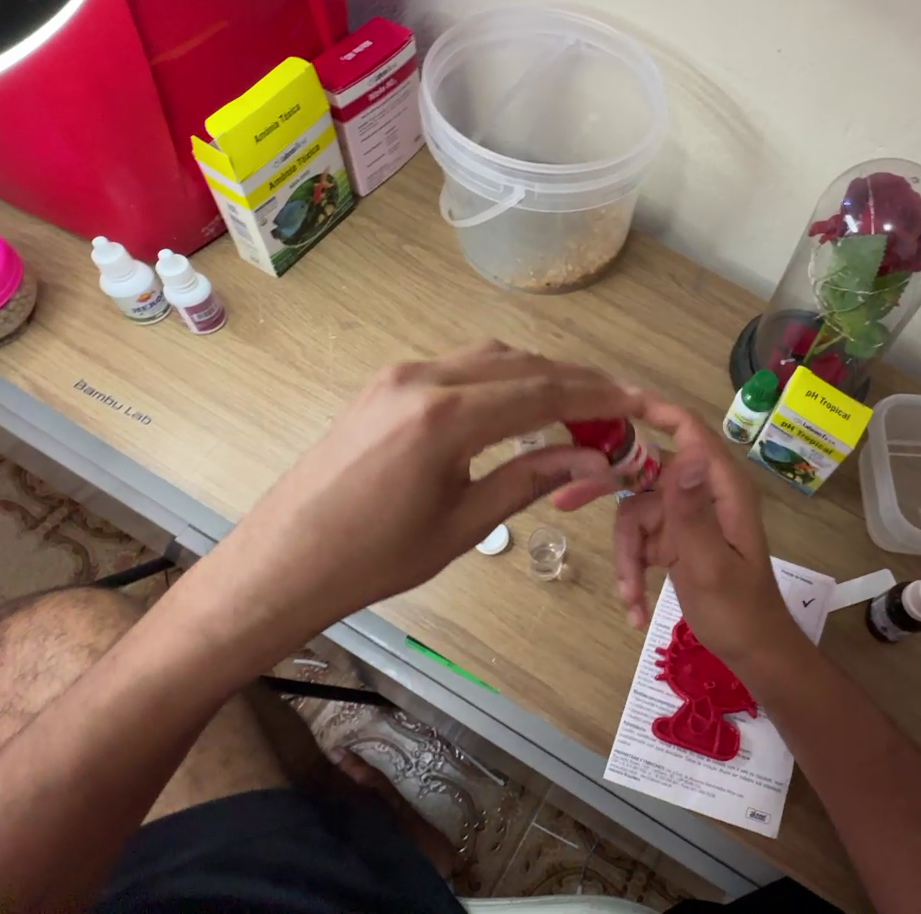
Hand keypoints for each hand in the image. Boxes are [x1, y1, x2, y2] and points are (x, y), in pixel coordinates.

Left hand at [192, 342, 636, 659]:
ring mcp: (400, 375)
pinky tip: (522, 403)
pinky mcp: (386, 385)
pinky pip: (461, 365)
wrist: (281, 563)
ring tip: (580, 404)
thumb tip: (596, 460)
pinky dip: (504, 377)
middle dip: (577, 381)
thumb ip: (532, 480)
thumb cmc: (372, 559)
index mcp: (444, 417)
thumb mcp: (463, 525)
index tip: (639, 403)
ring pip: (492, 357)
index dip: (598, 398)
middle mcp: (423, 378)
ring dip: (541, 374)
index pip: (542, 393)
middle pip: (522, 363)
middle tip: (621, 404)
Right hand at [572, 393, 806, 673]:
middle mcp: (703, 489)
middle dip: (608, 492)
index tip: (605, 408)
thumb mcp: (712, 565)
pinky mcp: (676, 537)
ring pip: (635, 512)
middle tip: (564, 502)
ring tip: (631, 598)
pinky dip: (633, 569)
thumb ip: (693, 512)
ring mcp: (688, 513)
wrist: (753, 651)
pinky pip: (641, 539)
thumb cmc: (740, 611)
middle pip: (646, 471)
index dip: (649, 409)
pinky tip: (635, 606)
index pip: (686, 428)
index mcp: (722, 485)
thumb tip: (685, 458)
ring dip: (627, 555)